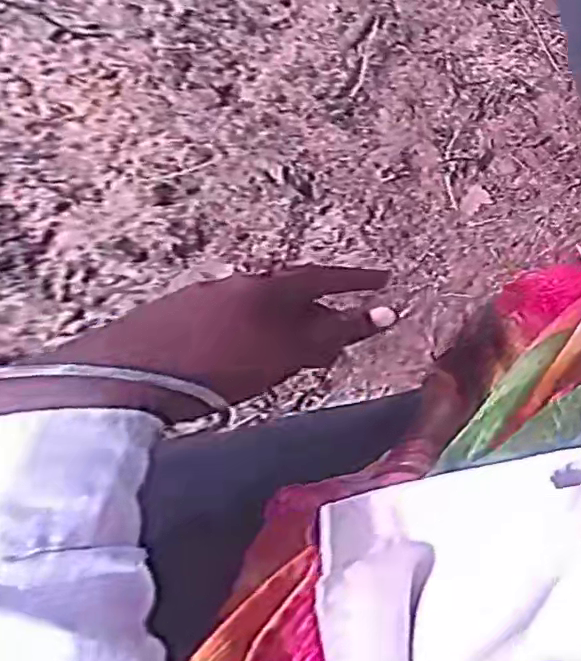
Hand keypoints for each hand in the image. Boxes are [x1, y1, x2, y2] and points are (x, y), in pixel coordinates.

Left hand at [4, 266, 394, 419]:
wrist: (112, 383)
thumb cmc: (222, 365)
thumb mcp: (294, 352)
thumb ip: (342, 331)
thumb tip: (388, 312)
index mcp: (272, 287)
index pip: (328, 277)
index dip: (358, 279)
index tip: (383, 279)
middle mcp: (237, 283)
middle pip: (289, 287)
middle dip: (317, 299)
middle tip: (337, 311)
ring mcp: (195, 298)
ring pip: (253, 301)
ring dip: (277, 315)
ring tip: (288, 336)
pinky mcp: (161, 318)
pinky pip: (221, 314)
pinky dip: (243, 325)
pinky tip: (239, 344)